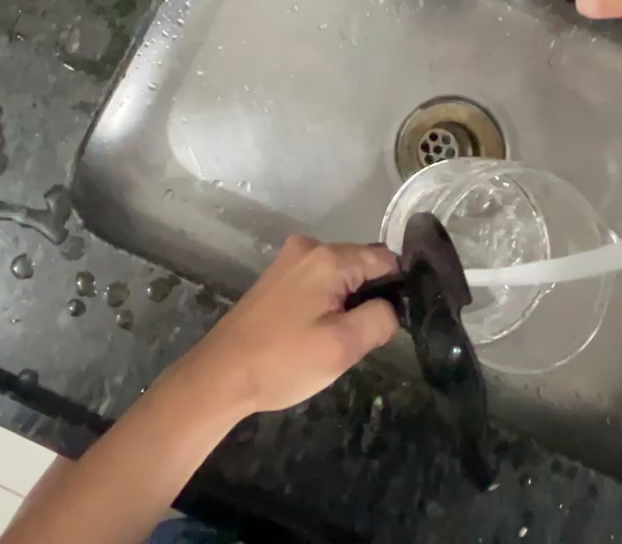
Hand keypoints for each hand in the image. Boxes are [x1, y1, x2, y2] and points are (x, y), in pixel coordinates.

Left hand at [171, 236, 398, 417]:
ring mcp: (289, 261)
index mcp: (328, 257)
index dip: (399, 287)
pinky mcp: (277, 277)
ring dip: (348, 301)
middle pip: (361, 263)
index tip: (400, 319)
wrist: (221, 374)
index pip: (385, 259)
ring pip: (340, 274)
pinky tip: (317, 332)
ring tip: (340, 338)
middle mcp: (309, 247)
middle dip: (371, 296)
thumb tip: (392, 308)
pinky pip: (319, 281)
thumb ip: (379, 320)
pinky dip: (327, 301)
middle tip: (365, 337)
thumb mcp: (342, 346)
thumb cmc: (284, 360)